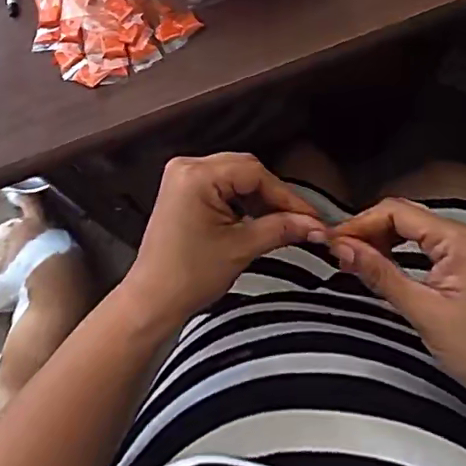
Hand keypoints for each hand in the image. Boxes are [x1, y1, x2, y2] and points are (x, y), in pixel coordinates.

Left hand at [122, 153, 328, 328]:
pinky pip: (220, 184)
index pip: (254, 172)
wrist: (153, 298)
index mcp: (196, 176)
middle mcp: (186, 167)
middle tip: (300, 220)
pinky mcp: (183, 189)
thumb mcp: (241, 248)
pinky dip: (241, 199)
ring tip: (281, 223)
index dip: (286, 195)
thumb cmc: (185, 276)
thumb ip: (280, 229)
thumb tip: (311, 223)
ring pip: (234, 175)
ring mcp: (182, 176)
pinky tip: (256, 219)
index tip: (310, 216)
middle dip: (273, 195)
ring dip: (258, 197)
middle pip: (245, 168)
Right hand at [330, 199, 465, 410]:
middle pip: (403, 216)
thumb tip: (339, 246)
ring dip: (381, 241)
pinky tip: (382, 267)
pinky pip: (423, 248)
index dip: (360, 223)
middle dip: (368, 230)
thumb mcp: (423, 311)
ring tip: (354, 259)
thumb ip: (379, 273)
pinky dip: (398, 253)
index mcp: (457, 238)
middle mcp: (464, 236)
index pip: (395, 212)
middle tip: (338, 251)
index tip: (331, 242)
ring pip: (412, 232)